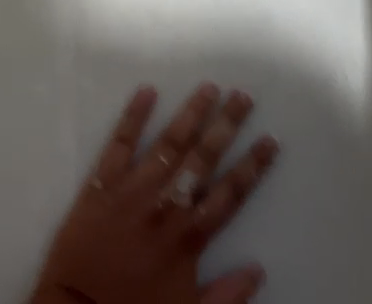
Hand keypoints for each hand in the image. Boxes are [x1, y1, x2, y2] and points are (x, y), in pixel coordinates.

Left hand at [31, 83, 278, 303]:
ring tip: (208, 87)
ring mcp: (132, 190)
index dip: (252, 167)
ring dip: (190, 114)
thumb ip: (226, 294)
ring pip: (167, 145)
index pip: (229, 194)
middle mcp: (165, 206)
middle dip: (225, 126)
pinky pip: (118, 145)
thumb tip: (258, 269)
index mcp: (188, 237)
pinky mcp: (101, 184)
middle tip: (243, 96)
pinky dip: (133, 117)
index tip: (270, 139)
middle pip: (202, 159)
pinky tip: (147, 91)